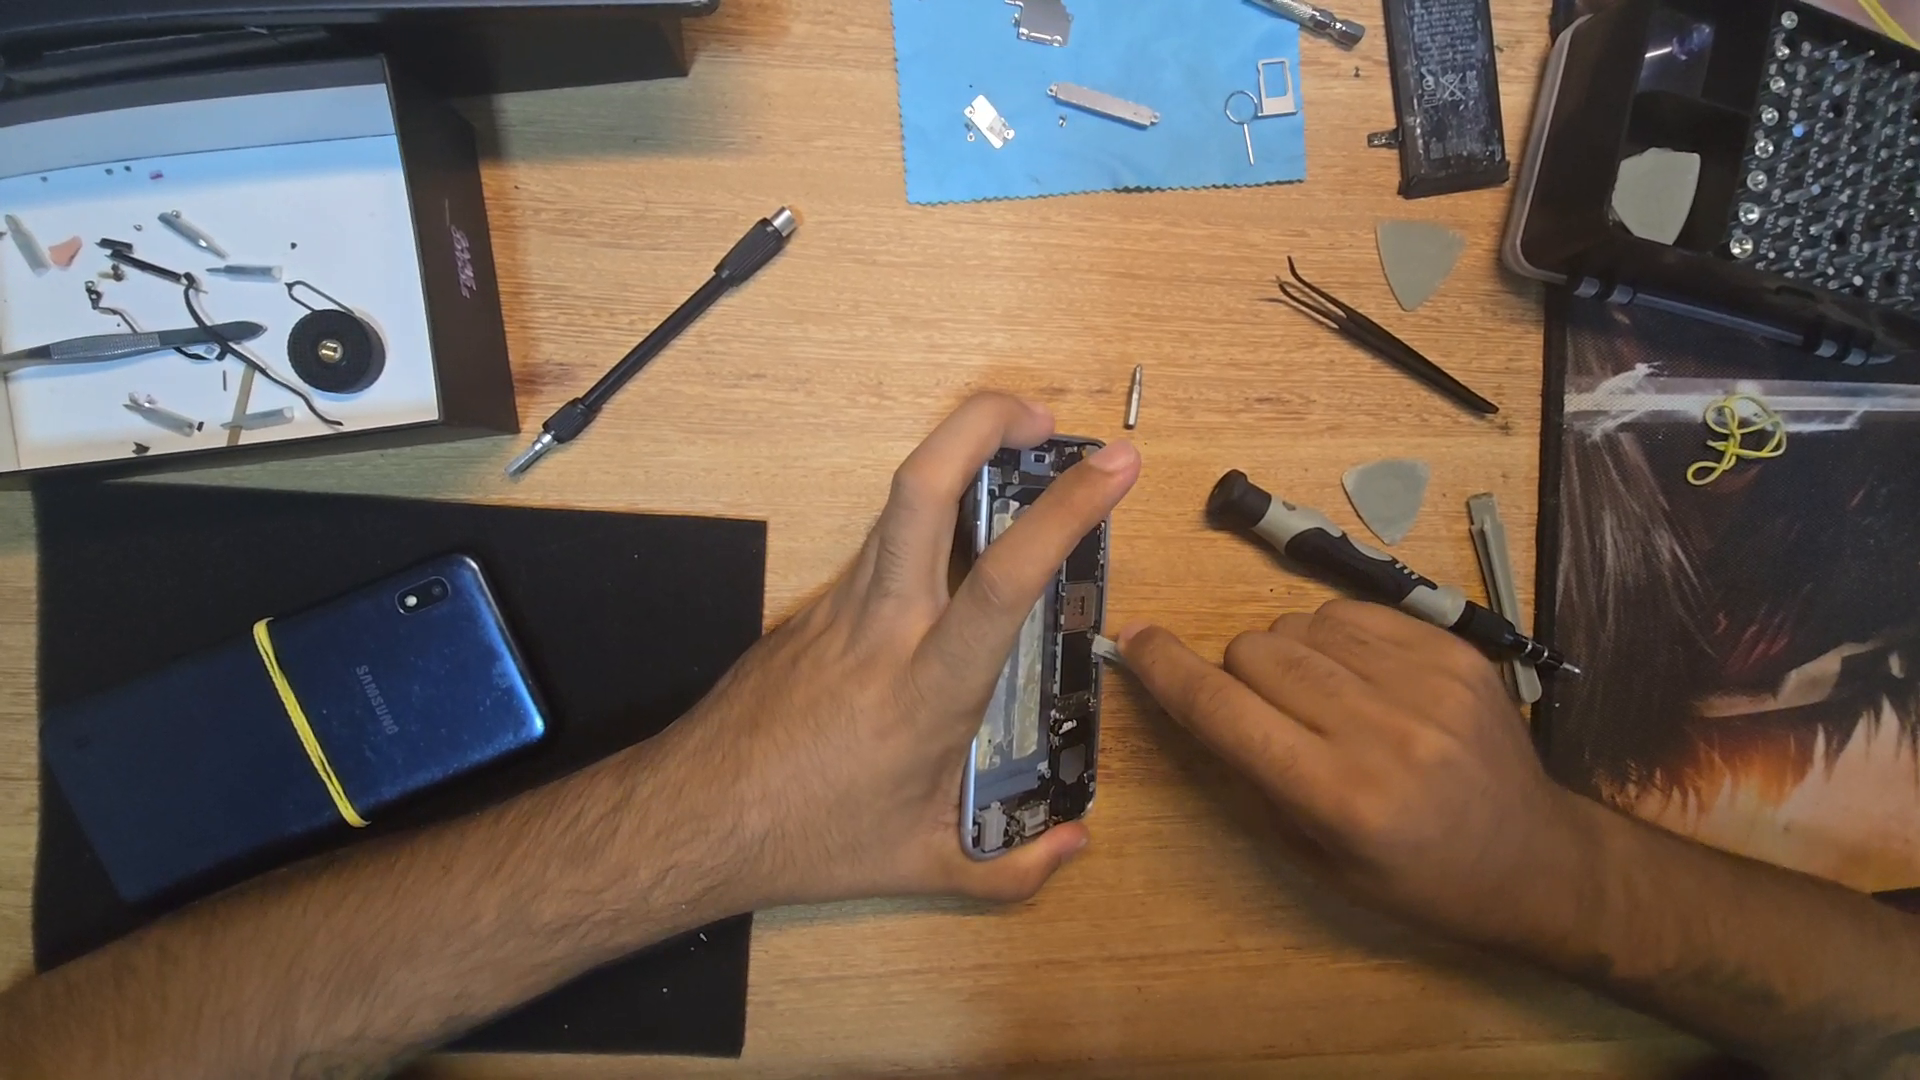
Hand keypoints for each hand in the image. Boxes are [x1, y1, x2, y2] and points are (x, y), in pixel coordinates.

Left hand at [660, 393, 1139, 910]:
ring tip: (1014, 459)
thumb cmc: (806, 839)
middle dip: (984, 423)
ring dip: (957, 456)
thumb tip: (1077, 844)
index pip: (1004, 578)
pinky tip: (957, 548)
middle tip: (1043, 418)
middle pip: (922, 487)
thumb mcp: (922, 866)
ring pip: (897, 500)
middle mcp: (882, 624)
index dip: (1065, 510)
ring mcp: (841, 602)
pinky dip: (928, 516)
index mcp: (927, 687)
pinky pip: (881, 540)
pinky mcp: (816, 602)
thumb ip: (1014, 868)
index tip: (1116, 466)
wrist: (691, 814)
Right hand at [1121, 600, 1595, 947]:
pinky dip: (1331, 636)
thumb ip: (1242, 768)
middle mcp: (1381, 732)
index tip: (1133, 639)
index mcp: (1338, 796)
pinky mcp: (1454, 651)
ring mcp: (1426, 684)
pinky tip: (1361, 676)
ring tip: (1324, 697)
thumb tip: (1187, 688)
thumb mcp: (1309, 853)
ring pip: (1295, 623)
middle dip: (1239, 674)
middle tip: (1272, 714)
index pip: (1222, 709)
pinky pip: (1346, 610)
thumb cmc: (1409, 874)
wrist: (1538, 862)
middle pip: (1252, 651)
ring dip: (1286, 654)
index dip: (1165, 668)